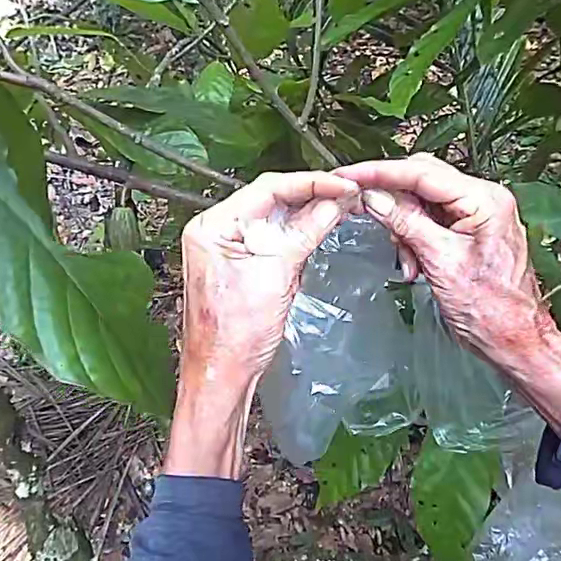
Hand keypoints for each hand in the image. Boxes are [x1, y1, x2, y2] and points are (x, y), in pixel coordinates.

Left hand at [164, 171, 357, 476]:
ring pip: (275, 219)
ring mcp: (228, 249)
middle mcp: (215, 232)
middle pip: (270, 199)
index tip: (342, 184)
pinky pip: (273, 240)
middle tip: (347, 193)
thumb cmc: (233, 337)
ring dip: (307, 213)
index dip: (311, 184)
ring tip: (341, 206)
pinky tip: (320, 229)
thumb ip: (306, 232)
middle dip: (311, 195)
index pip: (268, 188)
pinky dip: (298, 234)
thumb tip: (334, 203)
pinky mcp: (241, 265)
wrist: (223, 376)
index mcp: (212, 227)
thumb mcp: (277, 274)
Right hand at [334, 154, 560, 430]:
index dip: (380, 173)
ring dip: (404, 227)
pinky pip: (432, 222)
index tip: (350, 175)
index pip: (422, 173)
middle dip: (392, 201)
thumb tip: (375, 197)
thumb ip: (407, 224)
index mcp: (484, 200)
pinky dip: (415, 239)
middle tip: (361, 208)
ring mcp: (478, 215)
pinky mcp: (470, 232)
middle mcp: (484, 200)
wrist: (513, 340)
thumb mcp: (442, 263)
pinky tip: (415, 265)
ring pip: (423, 203)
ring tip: (407, 262)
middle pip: (422, 181)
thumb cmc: (492, 310)